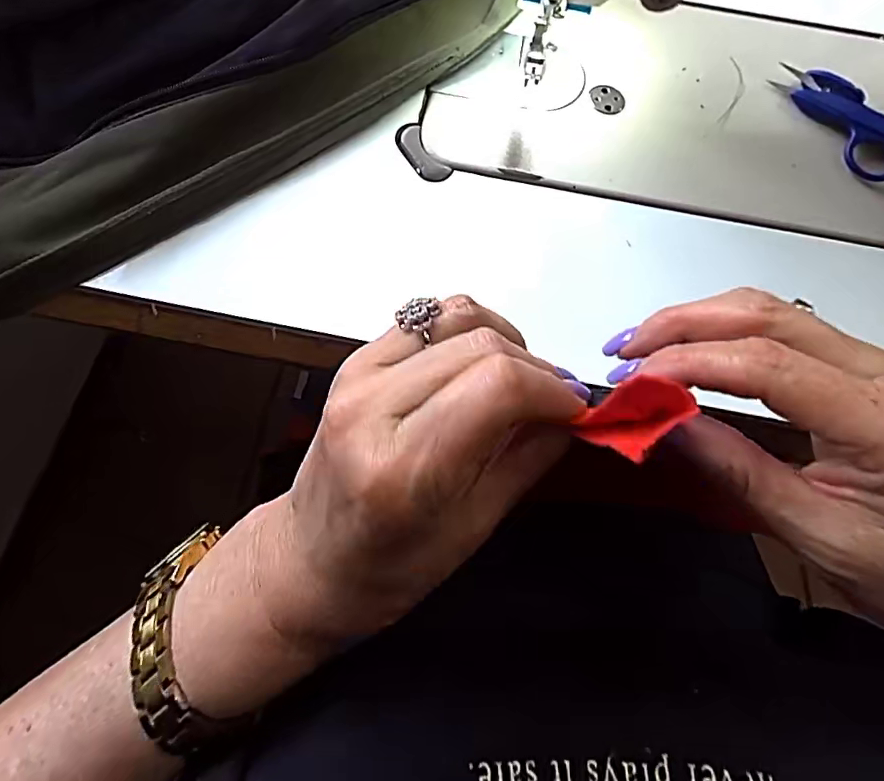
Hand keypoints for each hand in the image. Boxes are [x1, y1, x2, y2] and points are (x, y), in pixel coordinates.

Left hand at [175, 295, 587, 715]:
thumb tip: (577, 410)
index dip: (552, 388)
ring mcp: (358, 375)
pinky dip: (471, 329)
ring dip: (507, 340)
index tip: (577, 407)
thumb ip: (532, 456)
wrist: (307, 561)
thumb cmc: (389, 567)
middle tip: (558, 398)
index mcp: (403, 467)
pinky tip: (481, 363)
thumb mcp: (475, 526)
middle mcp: (372, 408)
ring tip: (520, 379)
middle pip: (484, 345)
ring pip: (460, 315)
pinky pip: (431, 315)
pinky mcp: (357, 359)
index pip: (497, 387)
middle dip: (537, 368)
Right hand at [618, 288, 883, 682]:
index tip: (636, 378)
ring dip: (705, 319)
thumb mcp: (819, 539)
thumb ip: (736, 471)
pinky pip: (791, 330)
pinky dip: (732, 333)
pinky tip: (698, 347)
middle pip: (770, 315)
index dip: (690, 362)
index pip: (769, 363)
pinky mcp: (870, 368)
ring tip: (649, 345)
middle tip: (628, 348)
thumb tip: (666, 421)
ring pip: (777, 311)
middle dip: (686, 323)